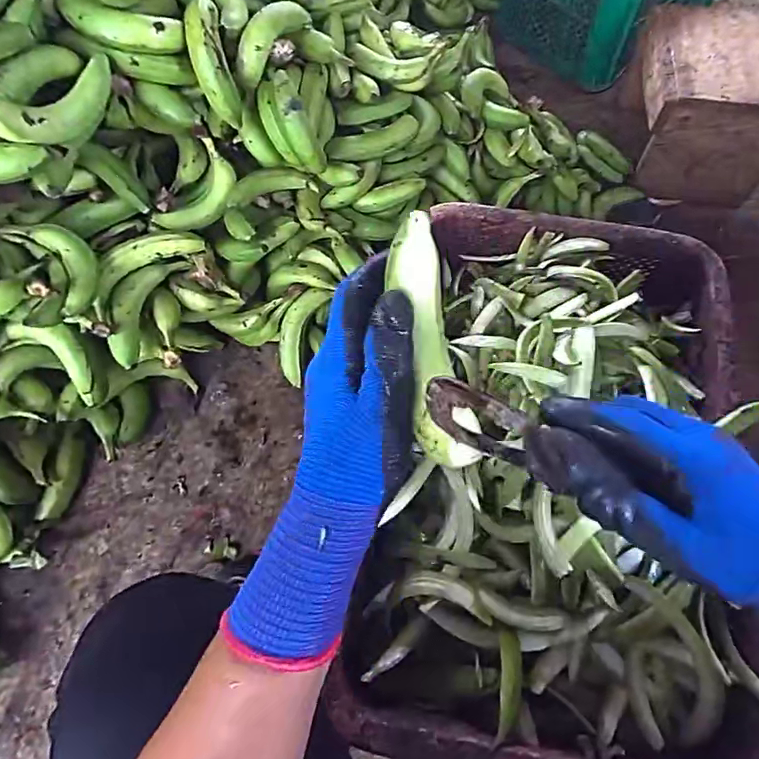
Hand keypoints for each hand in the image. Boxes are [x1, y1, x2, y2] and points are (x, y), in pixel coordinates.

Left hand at [222, 256, 412, 669]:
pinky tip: (416, 349)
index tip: (405, 249)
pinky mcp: (348, 399)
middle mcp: (331, 363)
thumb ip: (386, 350)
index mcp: (335, 358)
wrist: (336, 509)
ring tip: (427, 303)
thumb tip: (395, 295)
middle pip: (355, 311)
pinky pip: (369, 356)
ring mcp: (338, 382)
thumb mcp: (380, 403)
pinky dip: (391, 340)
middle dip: (385, 286)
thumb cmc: (360, 459)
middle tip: (425, 274)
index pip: (350, 297)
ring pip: (363, 334)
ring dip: (389, 312)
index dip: (373, 269)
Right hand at [537, 395, 758, 692]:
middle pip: (638, 409)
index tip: (550, 410)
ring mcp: (712, 439)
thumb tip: (587, 489)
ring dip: (615, 417)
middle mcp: (702, 436)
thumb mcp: (684, 549)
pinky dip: (635, 427)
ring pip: (653, 414)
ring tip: (579, 431)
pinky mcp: (716, 449)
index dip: (586, 414)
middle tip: (557, 419)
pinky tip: (619, 446)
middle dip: (595, 410)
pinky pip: (666, 426)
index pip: (628, 422)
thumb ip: (636, 516)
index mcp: (693, 457)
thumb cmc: (742, 563)